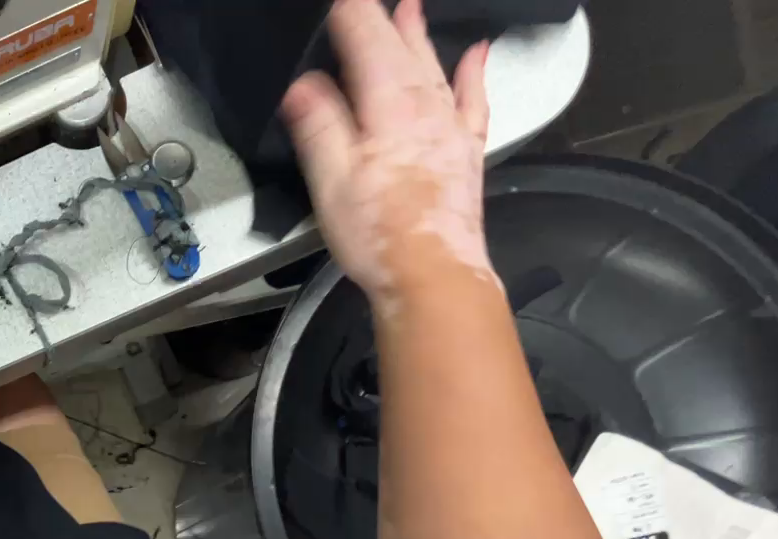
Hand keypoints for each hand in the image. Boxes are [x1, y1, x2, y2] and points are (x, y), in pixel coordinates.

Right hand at [280, 0, 493, 299]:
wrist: (432, 272)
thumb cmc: (378, 233)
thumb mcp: (333, 182)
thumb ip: (319, 128)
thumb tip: (302, 86)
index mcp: (387, 110)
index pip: (368, 47)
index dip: (351, 19)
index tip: (337, 3)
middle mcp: (424, 109)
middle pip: (401, 52)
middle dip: (385, 21)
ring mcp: (449, 129)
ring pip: (433, 68)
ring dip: (420, 37)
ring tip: (412, 9)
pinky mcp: (464, 153)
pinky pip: (472, 101)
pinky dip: (473, 74)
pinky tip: (476, 56)